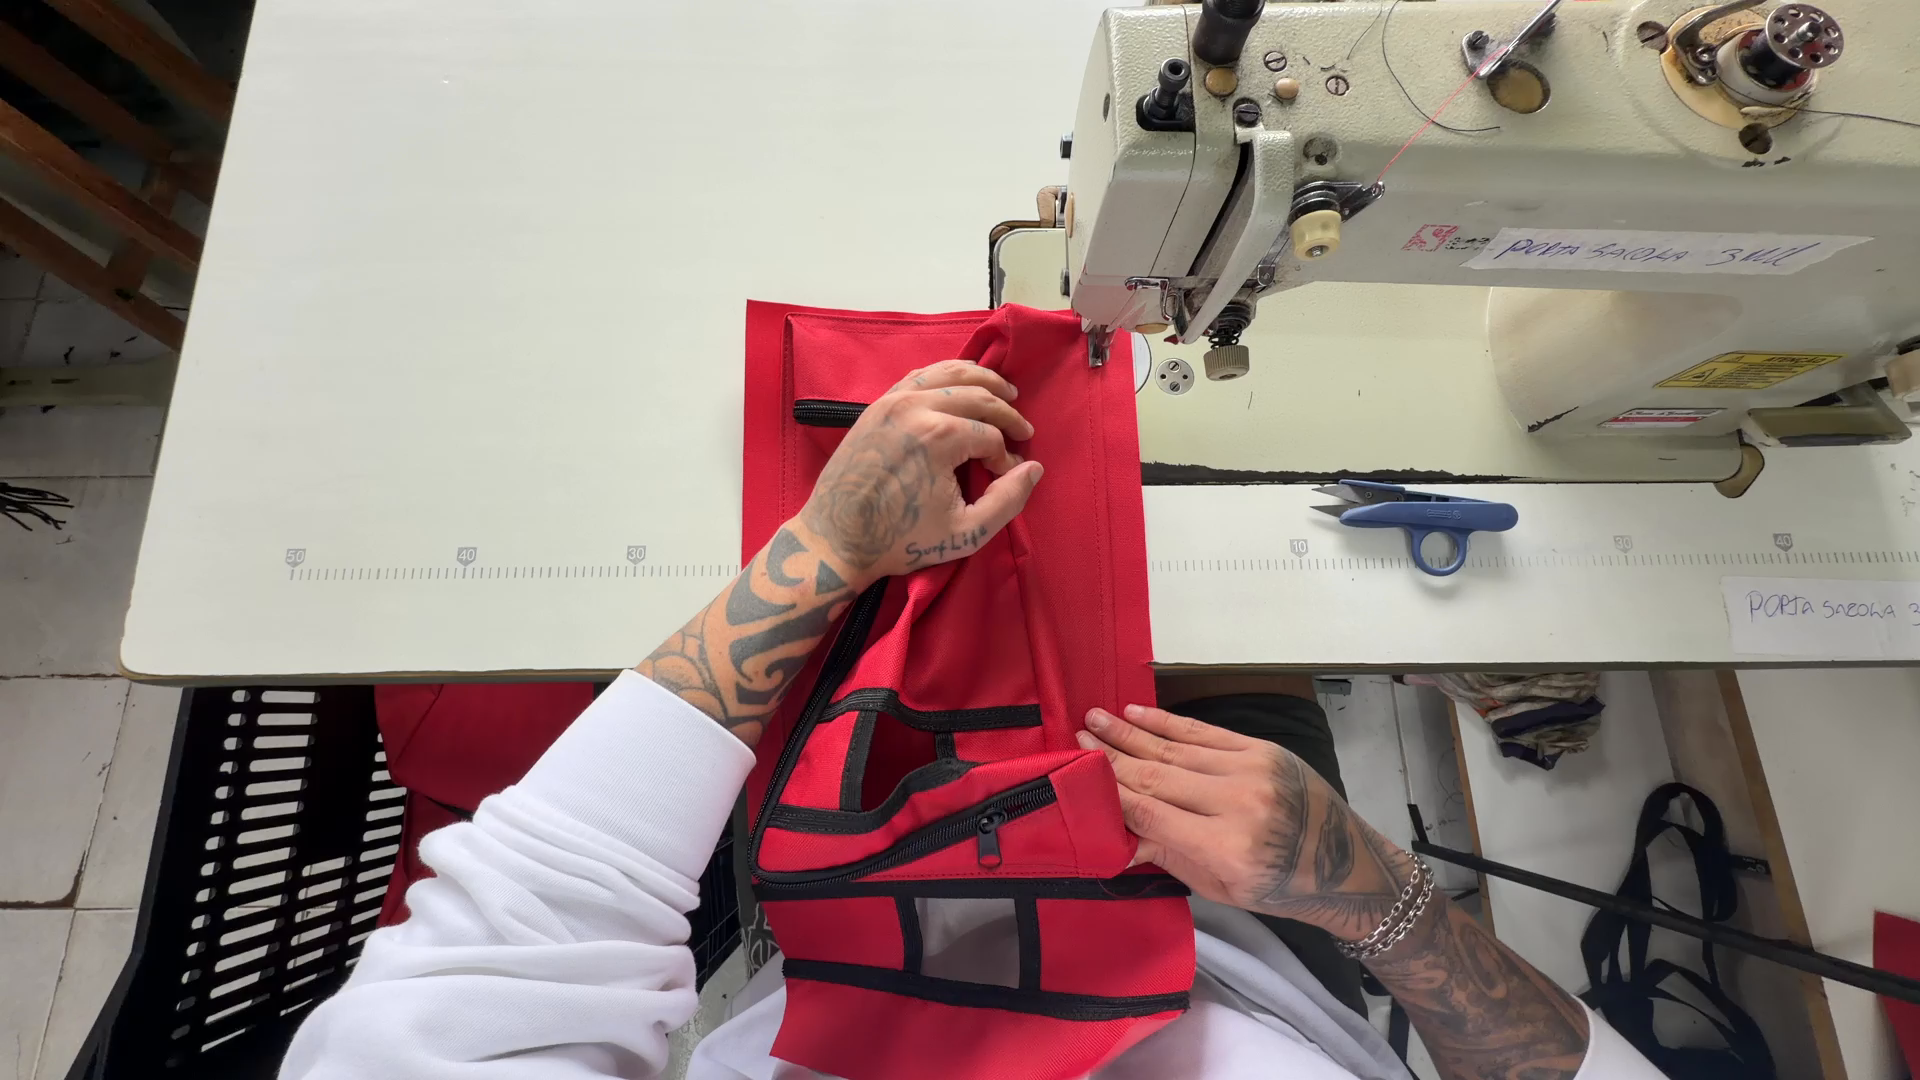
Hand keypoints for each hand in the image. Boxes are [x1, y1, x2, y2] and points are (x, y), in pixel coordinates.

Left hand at [798, 359, 1043, 588]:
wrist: (837, 539)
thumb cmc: (901, 541)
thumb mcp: (965, 533)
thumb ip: (1007, 501)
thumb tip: (1033, 469)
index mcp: (940, 436)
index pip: (991, 435)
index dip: (1006, 456)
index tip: (1007, 474)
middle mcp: (917, 406)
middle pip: (977, 396)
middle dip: (1006, 412)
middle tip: (1023, 429)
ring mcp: (893, 400)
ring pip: (950, 373)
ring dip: (983, 380)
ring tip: (1005, 392)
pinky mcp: (878, 404)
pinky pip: (920, 375)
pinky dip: (947, 374)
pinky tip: (962, 383)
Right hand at [1077, 704, 1415, 941]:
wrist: (1350, 867)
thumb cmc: (1279, 889)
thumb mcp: (1219, 889)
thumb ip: (1166, 853)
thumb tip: (1114, 831)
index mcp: (1226, 849)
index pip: (1149, 812)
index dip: (1109, 791)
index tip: (1077, 771)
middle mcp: (1237, 804)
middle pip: (1156, 775)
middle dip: (1111, 756)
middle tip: (1077, 736)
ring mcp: (1251, 770)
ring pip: (1174, 748)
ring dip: (1130, 731)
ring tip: (1095, 716)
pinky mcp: (1261, 748)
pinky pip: (1203, 731)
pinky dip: (1166, 721)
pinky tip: (1136, 712)